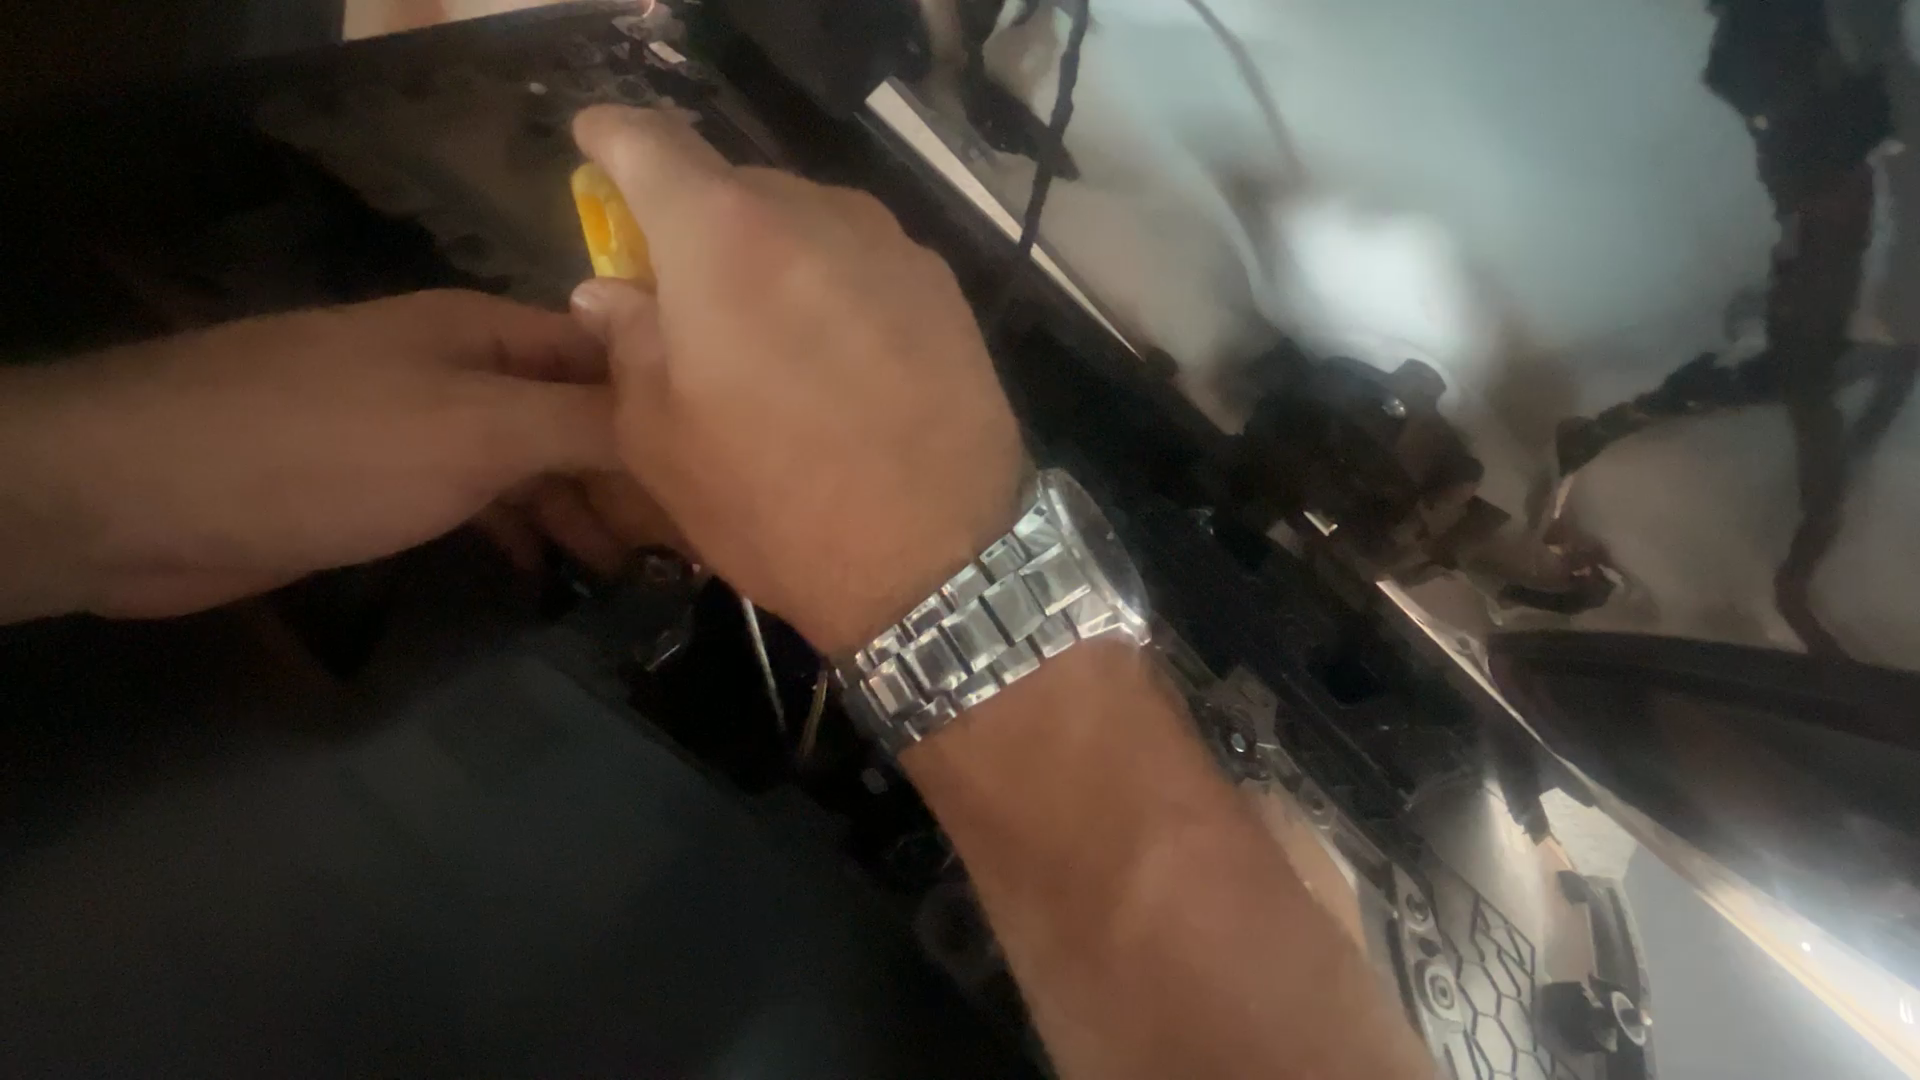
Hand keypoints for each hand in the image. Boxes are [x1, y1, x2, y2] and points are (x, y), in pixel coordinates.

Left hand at [0, 290, 644, 619]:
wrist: (129, 500)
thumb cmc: (326, 447)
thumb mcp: (478, 429)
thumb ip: (586, 424)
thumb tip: (685, 417)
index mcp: (492, 334)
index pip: (613, 359)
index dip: (671, 407)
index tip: (724, 469)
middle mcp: (472, 371)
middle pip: (583, 418)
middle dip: (636, 474)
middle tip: (688, 540)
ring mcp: (436, 426)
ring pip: (542, 465)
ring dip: (590, 512)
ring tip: (640, 568)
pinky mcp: (400, 481)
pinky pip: (494, 501)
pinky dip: (530, 532)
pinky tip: (554, 570)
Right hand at [569, 106, 1025, 652]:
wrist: (939, 561)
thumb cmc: (780, 509)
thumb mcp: (663, 443)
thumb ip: (628, 346)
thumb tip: (611, 292)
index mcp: (724, 237)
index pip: (650, 141)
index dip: (614, 139)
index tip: (599, 150)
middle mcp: (819, 215)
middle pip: (737, 187)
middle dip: (701, 226)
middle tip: (693, 296)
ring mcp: (897, 251)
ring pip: (811, 224)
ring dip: (776, 259)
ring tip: (776, 338)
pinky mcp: (949, 294)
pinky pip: (869, 266)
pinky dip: (838, 288)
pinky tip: (845, 357)